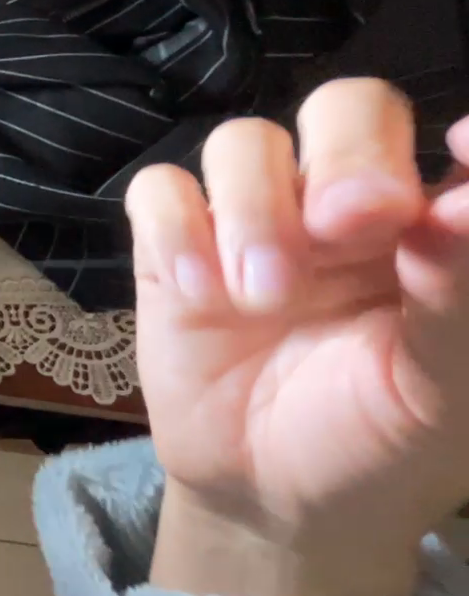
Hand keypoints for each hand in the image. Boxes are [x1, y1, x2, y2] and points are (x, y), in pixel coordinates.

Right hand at [126, 78, 468, 595]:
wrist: (264, 487)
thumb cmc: (381, 441)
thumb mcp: (448, 385)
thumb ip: (461, 294)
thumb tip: (467, 201)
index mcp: (435, 232)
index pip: (453, 143)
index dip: (462, 136)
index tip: (468, 153)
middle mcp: (343, 207)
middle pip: (340, 109)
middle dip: (344, 157)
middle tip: (350, 224)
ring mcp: (247, 219)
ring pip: (240, 143)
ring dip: (250, 211)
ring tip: (259, 296)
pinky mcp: (167, 242)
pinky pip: (157, 191)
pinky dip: (173, 231)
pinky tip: (196, 291)